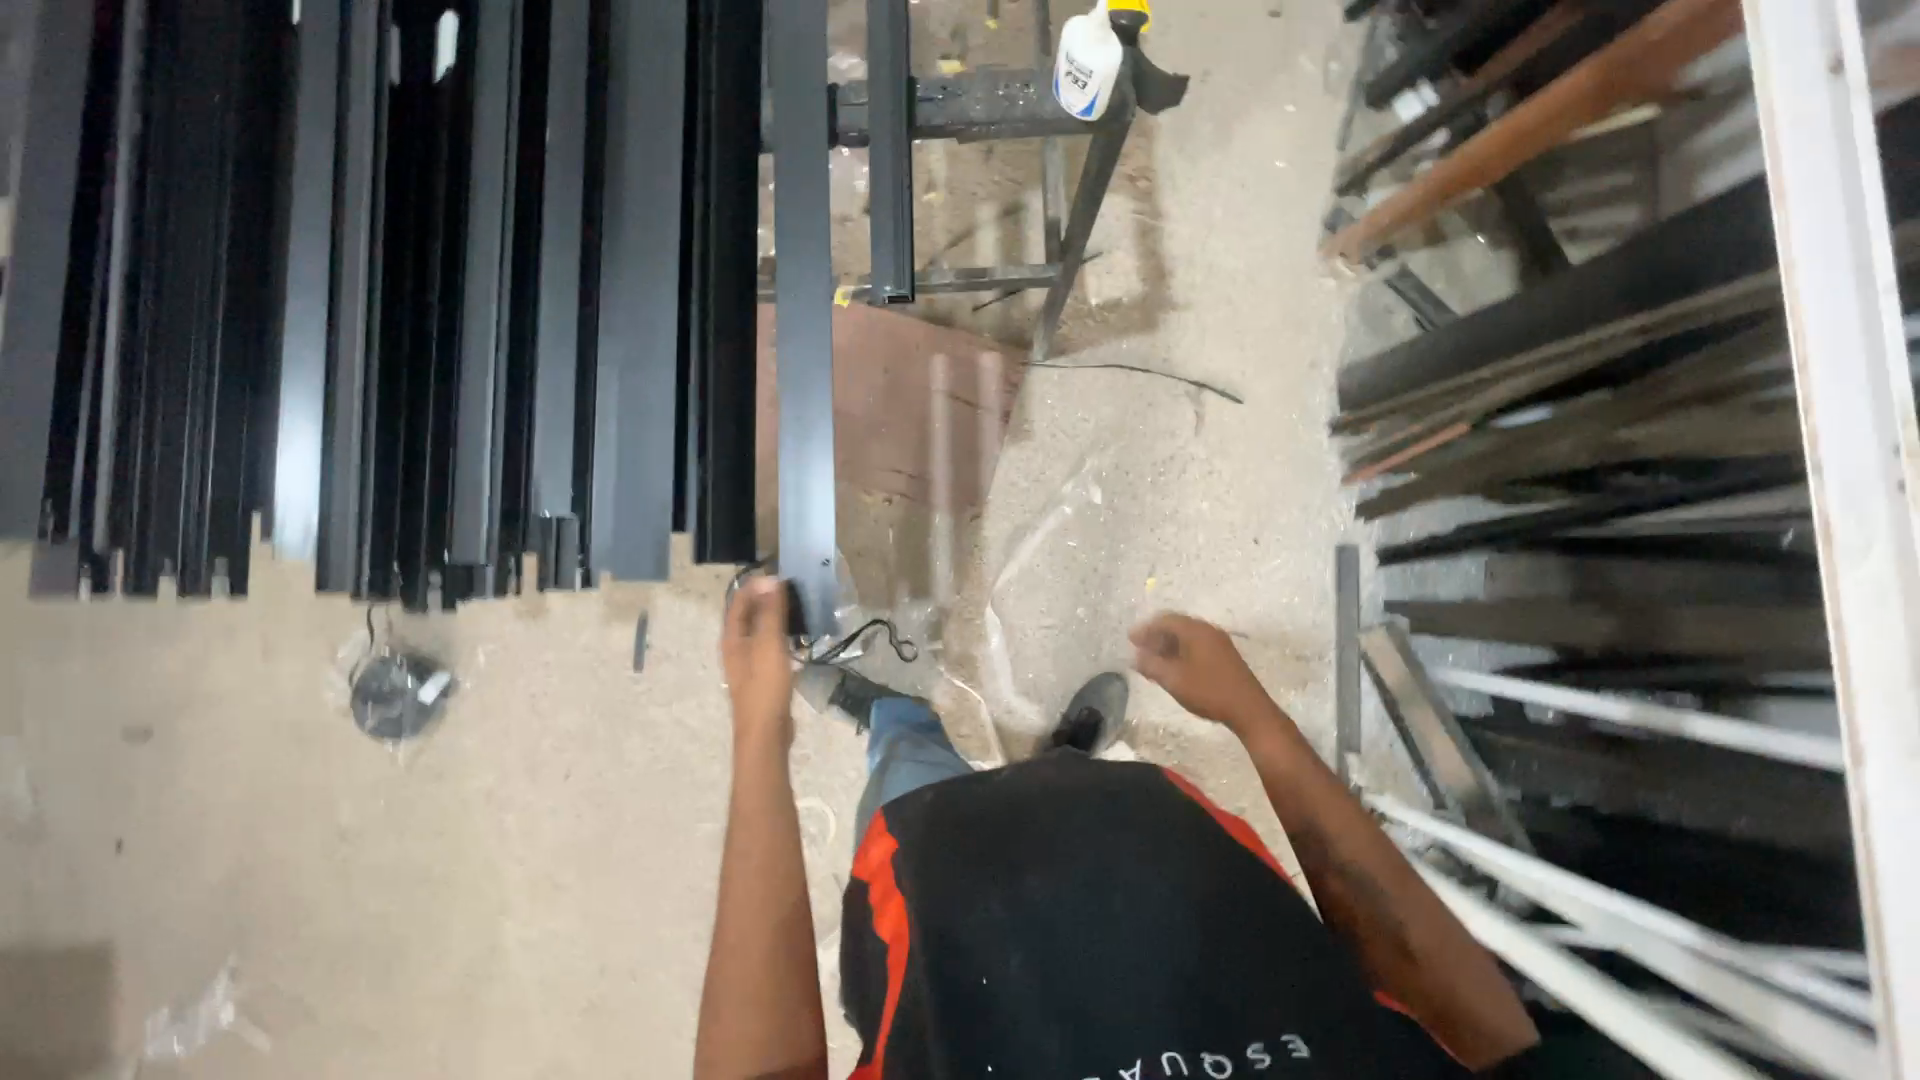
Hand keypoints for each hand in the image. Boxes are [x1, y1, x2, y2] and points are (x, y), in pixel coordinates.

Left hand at [722, 575, 795, 748]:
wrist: (765, 732)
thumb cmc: (765, 686)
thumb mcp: (769, 644)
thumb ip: (770, 612)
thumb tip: (771, 580)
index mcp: (732, 637)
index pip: (739, 600)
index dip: (757, 585)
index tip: (781, 576)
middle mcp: (736, 647)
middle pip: (748, 615)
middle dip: (767, 599)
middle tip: (793, 590)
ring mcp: (748, 663)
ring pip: (760, 631)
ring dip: (775, 618)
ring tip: (798, 610)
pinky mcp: (762, 676)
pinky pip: (770, 647)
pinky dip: (781, 637)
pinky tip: (798, 640)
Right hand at [1129, 612, 1289, 739]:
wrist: (1249, 710)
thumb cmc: (1209, 691)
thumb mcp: (1174, 679)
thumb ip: (1151, 665)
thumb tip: (1135, 657)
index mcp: (1196, 631)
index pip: (1165, 620)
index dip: (1145, 629)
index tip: (1131, 640)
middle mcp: (1208, 631)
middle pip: (1176, 626)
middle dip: (1156, 637)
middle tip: (1140, 650)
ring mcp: (1219, 643)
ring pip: (1187, 637)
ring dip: (1168, 646)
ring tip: (1153, 662)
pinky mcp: (1224, 657)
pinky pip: (1196, 646)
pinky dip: (1180, 653)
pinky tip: (1174, 669)